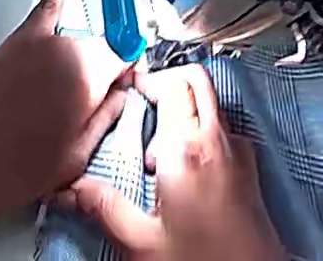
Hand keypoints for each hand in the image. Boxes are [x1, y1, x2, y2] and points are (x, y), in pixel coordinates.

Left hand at [0, 0, 135, 225]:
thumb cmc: (19, 165)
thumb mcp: (80, 154)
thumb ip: (108, 114)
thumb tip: (122, 93)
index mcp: (89, 79)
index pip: (123, 62)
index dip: (125, 77)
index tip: (124, 86)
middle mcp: (69, 50)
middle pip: (100, 51)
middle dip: (100, 71)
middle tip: (85, 104)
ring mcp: (44, 39)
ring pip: (78, 38)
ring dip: (80, 56)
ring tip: (59, 94)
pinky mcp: (22, 35)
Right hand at [58, 65, 284, 260]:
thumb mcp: (144, 245)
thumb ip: (106, 207)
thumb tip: (72, 188)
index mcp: (186, 148)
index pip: (170, 83)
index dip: (147, 78)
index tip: (127, 89)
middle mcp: (216, 140)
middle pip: (196, 79)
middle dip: (168, 80)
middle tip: (145, 102)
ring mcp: (238, 154)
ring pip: (211, 102)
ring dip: (187, 105)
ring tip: (162, 143)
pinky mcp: (251, 173)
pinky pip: (224, 129)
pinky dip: (204, 129)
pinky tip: (188, 164)